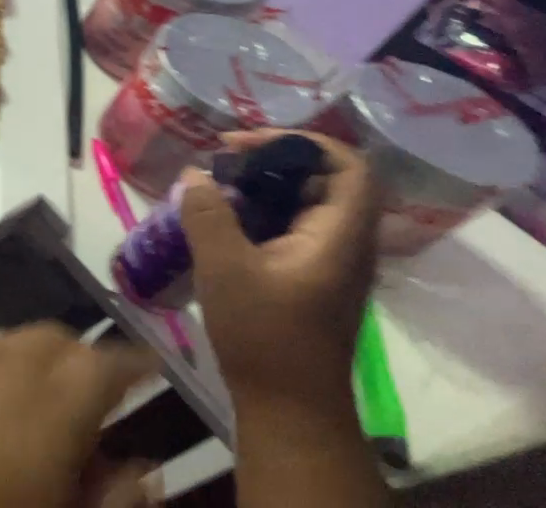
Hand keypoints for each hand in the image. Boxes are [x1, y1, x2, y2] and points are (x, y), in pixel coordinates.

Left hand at [0, 323, 158, 507]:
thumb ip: (110, 497)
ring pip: (1, 340)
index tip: (150, 371)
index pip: (104, 362)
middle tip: (94, 399)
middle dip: (79, 359)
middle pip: (51, 338)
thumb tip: (141, 470)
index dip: (132, 364)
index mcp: (46, 406)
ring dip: (27, 361)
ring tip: (34, 406)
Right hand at [181, 129, 379, 409]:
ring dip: (264, 185)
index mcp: (338, 237)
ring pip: (308, 204)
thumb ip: (208, 215)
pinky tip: (221, 218)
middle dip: (274, 159)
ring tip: (215, 183)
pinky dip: (260, 211)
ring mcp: (330, 263)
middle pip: (327, 181)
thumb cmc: (263, 333)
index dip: (302, 143)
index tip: (245, 144)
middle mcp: (345, 244)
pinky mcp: (311, 277)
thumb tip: (196, 174)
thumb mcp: (224, 267)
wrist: (289, 403)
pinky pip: (293, 227)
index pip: (349, 168)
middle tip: (222, 158)